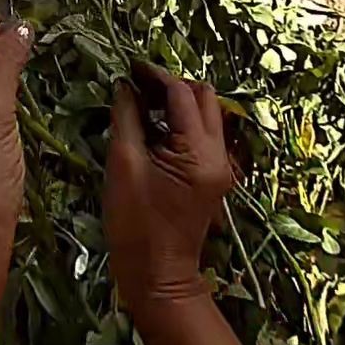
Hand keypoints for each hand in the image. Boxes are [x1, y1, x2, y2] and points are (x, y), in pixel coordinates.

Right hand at [105, 63, 234, 311]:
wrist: (157, 277)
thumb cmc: (135, 224)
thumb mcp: (124, 163)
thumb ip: (126, 116)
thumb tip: (125, 84)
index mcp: (199, 152)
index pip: (182, 94)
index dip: (155, 75)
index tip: (129, 67)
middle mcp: (219, 155)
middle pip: (204, 97)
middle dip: (172, 84)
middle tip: (139, 85)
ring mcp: (219, 166)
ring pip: (206, 112)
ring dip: (177, 101)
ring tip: (142, 101)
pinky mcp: (212, 174)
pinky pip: (202, 132)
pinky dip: (180, 120)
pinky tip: (153, 124)